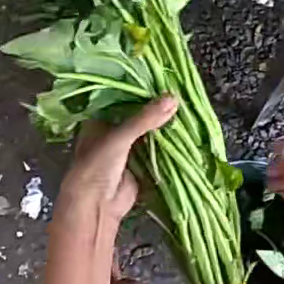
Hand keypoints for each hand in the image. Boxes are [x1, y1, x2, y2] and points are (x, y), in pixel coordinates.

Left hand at [56, 95, 177, 227]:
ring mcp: (127, 147)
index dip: (139, 88)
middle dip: (156, 107)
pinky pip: (157, 149)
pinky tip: (185, 131)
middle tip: (179, 91)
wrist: (96, 205)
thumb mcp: (120, 136)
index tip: (162, 77)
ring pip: (149, 131)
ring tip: (187, 106)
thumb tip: (174, 98)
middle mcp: (113, 130)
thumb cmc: (97, 165)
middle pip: (138, 114)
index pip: (121, 97)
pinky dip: (168, 143)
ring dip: (164, 124)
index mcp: (100, 119)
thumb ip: (145, 118)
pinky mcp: (140, 162)